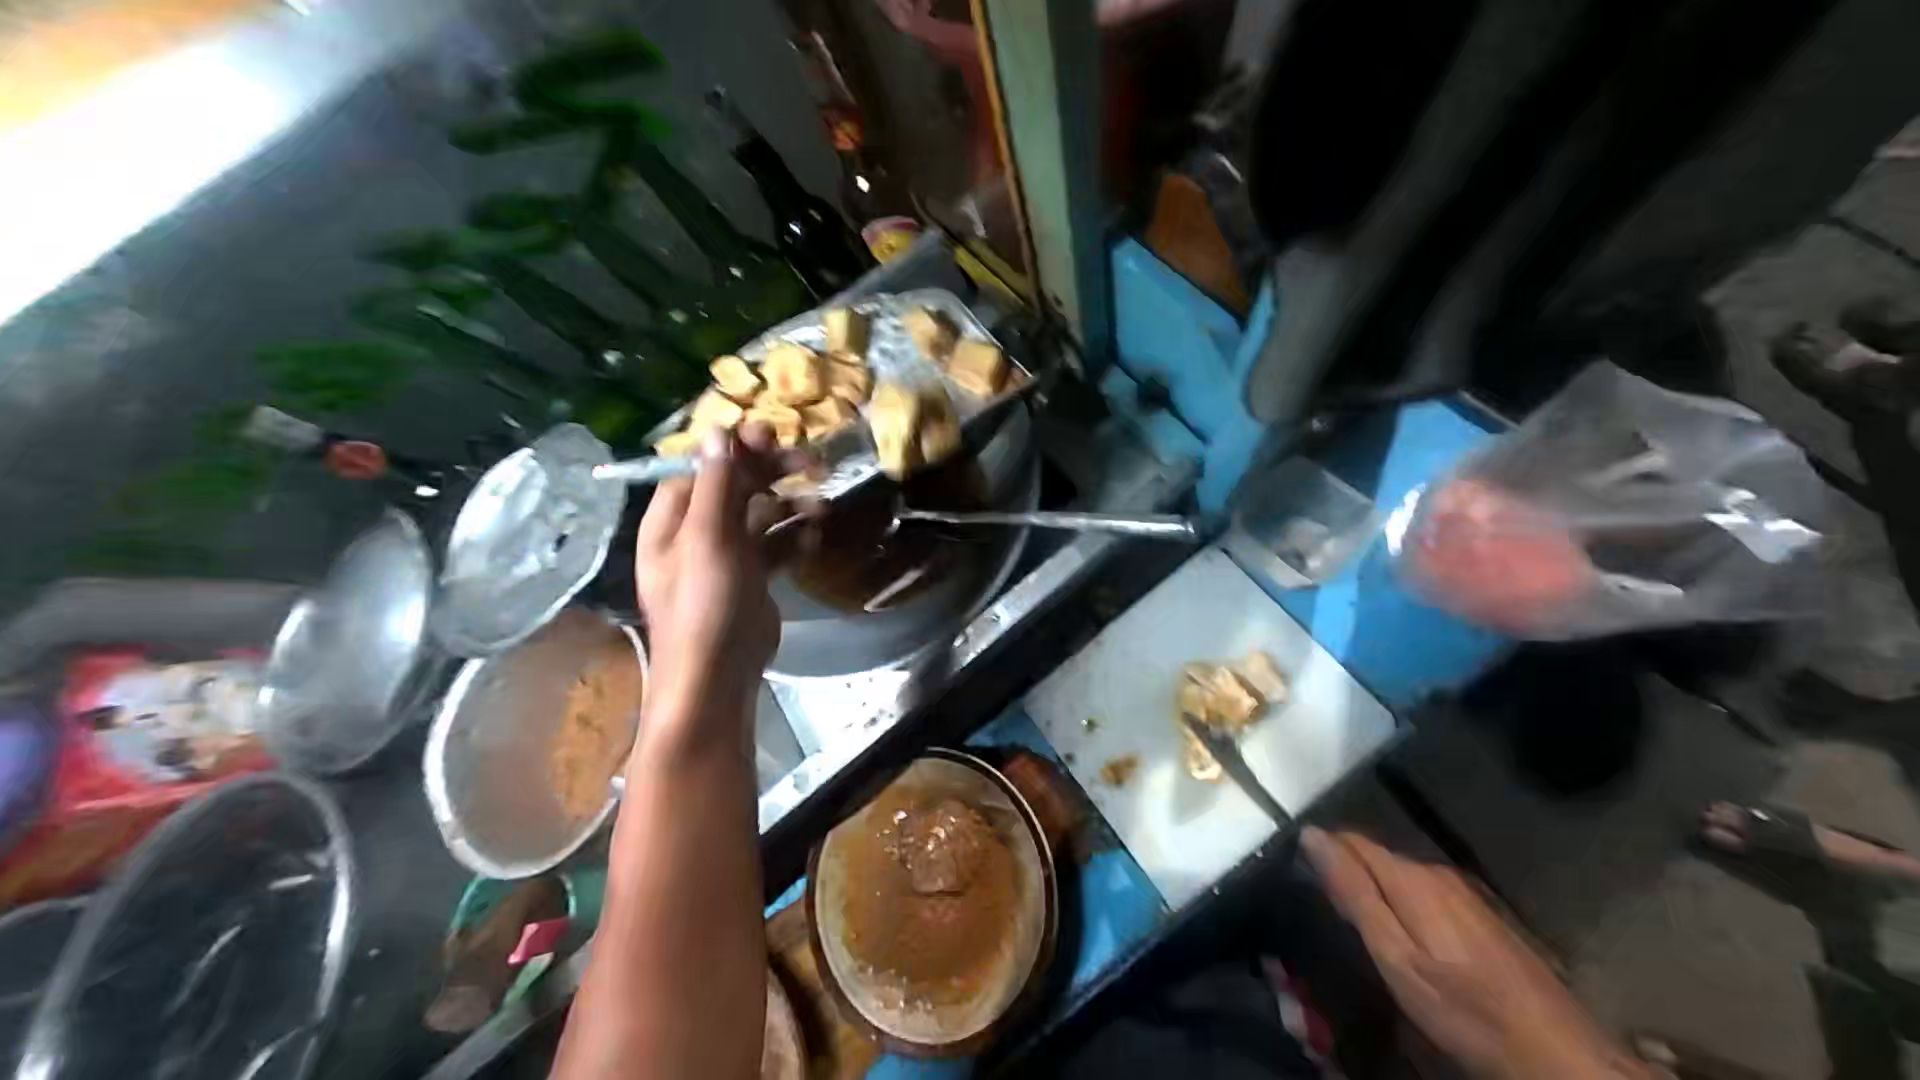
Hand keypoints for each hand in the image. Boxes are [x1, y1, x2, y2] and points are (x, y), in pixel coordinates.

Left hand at [634, 423, 800, 732]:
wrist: (718, 673)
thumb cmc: (705, 602)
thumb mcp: (707, 538)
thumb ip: (715, 483)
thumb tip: (718, 430)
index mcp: (673, 519)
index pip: (700, 467)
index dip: (733, 448)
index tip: (770, 434)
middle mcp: (697, 532)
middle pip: (734, 486)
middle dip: (770, 472)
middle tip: (809, 461)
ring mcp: (727, 555)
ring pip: (760, 515)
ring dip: (789, 505)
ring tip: (820, 505)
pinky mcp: (753, 577)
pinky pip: (775, 546)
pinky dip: (793, 538)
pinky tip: (813, 539)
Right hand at [1302, 828, 1649, 1079]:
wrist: (1562, 1056)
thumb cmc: (1465, 1011)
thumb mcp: (1395, 956)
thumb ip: (1353, 892)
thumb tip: (1311, 835)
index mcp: (1409, 877)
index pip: (1348, 840)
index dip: (1320, 851)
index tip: (1300, 876)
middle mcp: (1436, 872)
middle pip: (1374, 856)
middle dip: (1347, 871)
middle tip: (1329, 910)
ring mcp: (1464, 892)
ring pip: (1399, 874)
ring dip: (1375, 888)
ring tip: (1362, 925)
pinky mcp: (1482, 914)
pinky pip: (1424, 892)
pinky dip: (1403, 903)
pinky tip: (1406, 936)